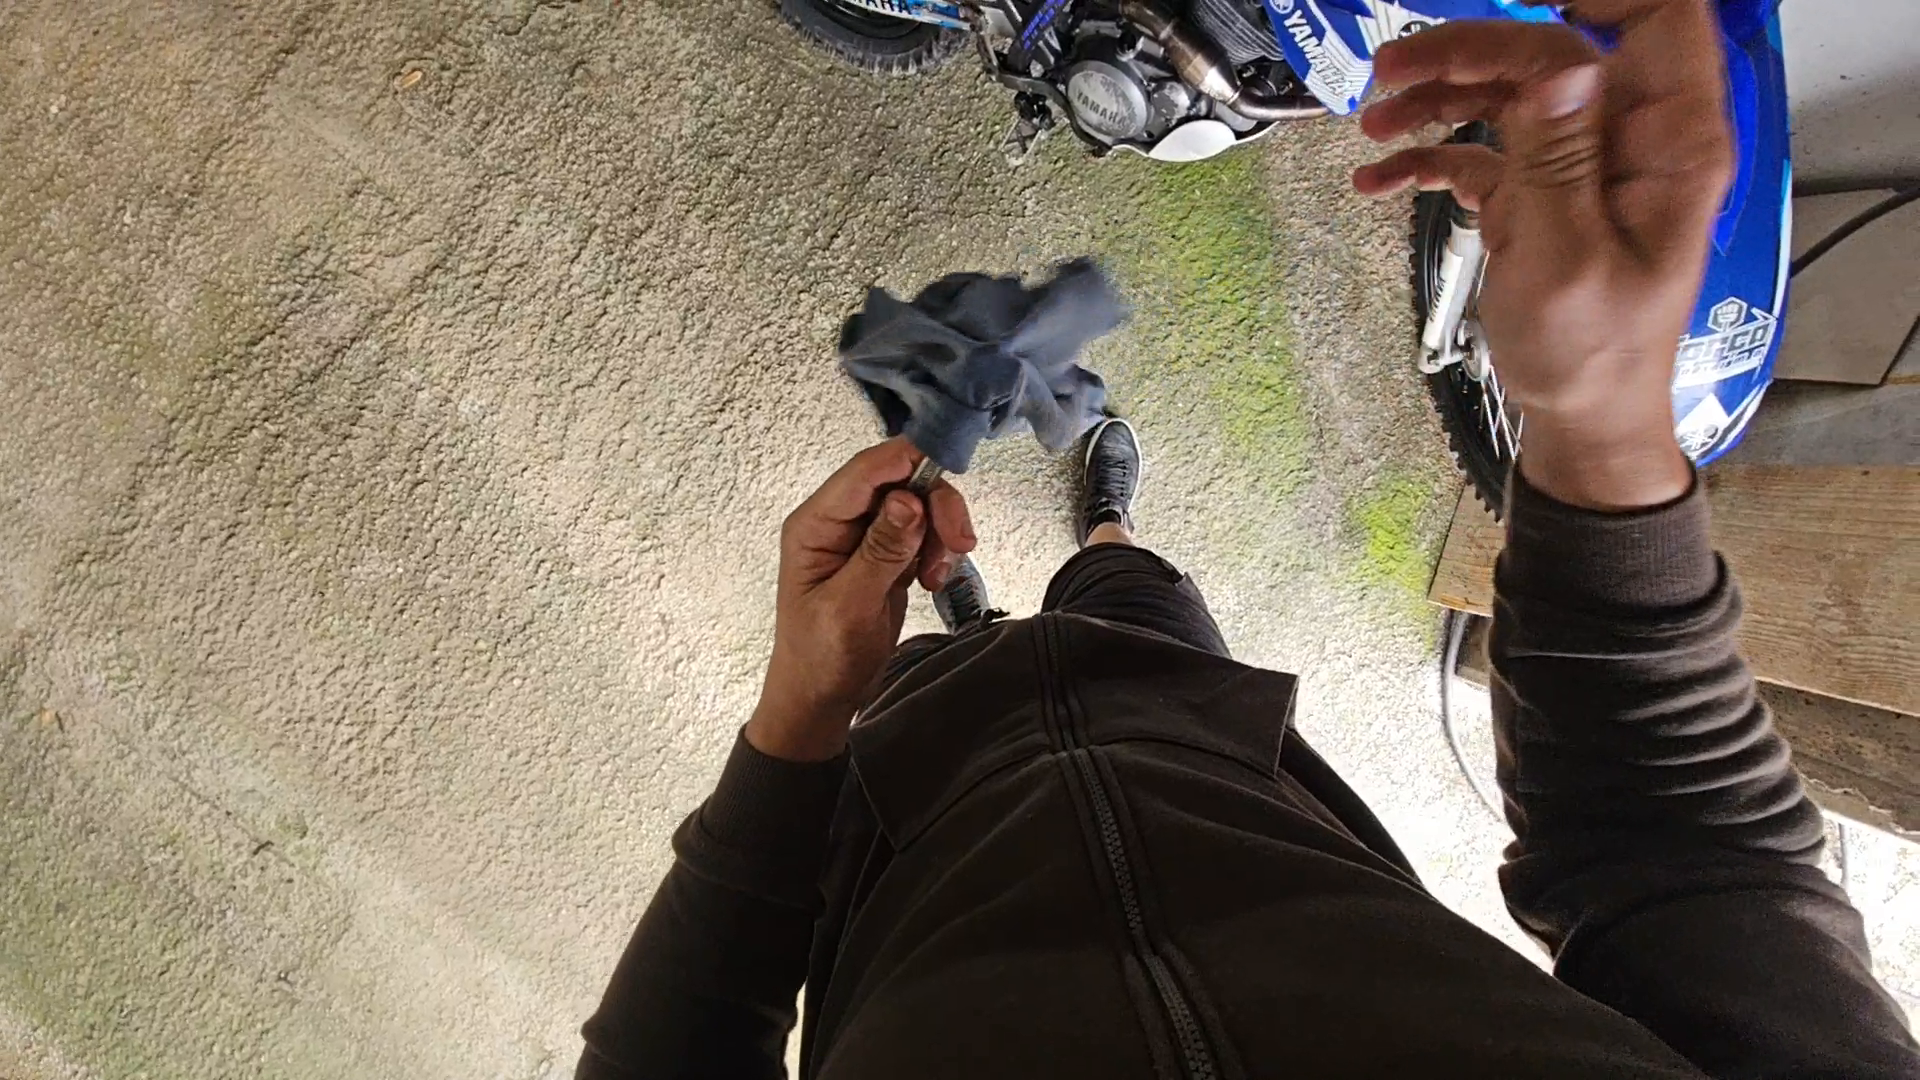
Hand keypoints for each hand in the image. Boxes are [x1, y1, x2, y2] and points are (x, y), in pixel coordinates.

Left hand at [746, 438, 975, 761]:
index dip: (909, 462)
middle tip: (959, 544)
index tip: (951, 475)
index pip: (866, 471)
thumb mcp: (849, 606)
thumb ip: (880, 551)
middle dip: (936, 506)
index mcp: (817, 523)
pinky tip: (934, 580)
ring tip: (939, 575)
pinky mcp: (887, 554)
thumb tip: (908, 499)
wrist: (822, 696)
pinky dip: (939, 550)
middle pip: (901, 481)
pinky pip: (924, 532)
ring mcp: (865, 537)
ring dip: (941, 532)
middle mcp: (840, 521)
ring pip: (920, 505)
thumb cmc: (821, 657)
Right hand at [1353, 1, 1733, 509]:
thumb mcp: (1568, 259)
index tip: (1502, 1)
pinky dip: (1428, 161)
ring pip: (1507, 102)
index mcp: (1665, 143)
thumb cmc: (1587, 349)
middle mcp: (1623, 142)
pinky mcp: (1532, 201)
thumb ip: (1560, 163)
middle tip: (1390, 70)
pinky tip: (1379, 177)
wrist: (1575, 409)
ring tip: (1373, 123)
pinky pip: (1479, 159)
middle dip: (1470, 54)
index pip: (1646, 23)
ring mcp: (1573, 170)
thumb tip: (1559, 67)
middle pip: (1551, 58)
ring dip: (1438, 104)